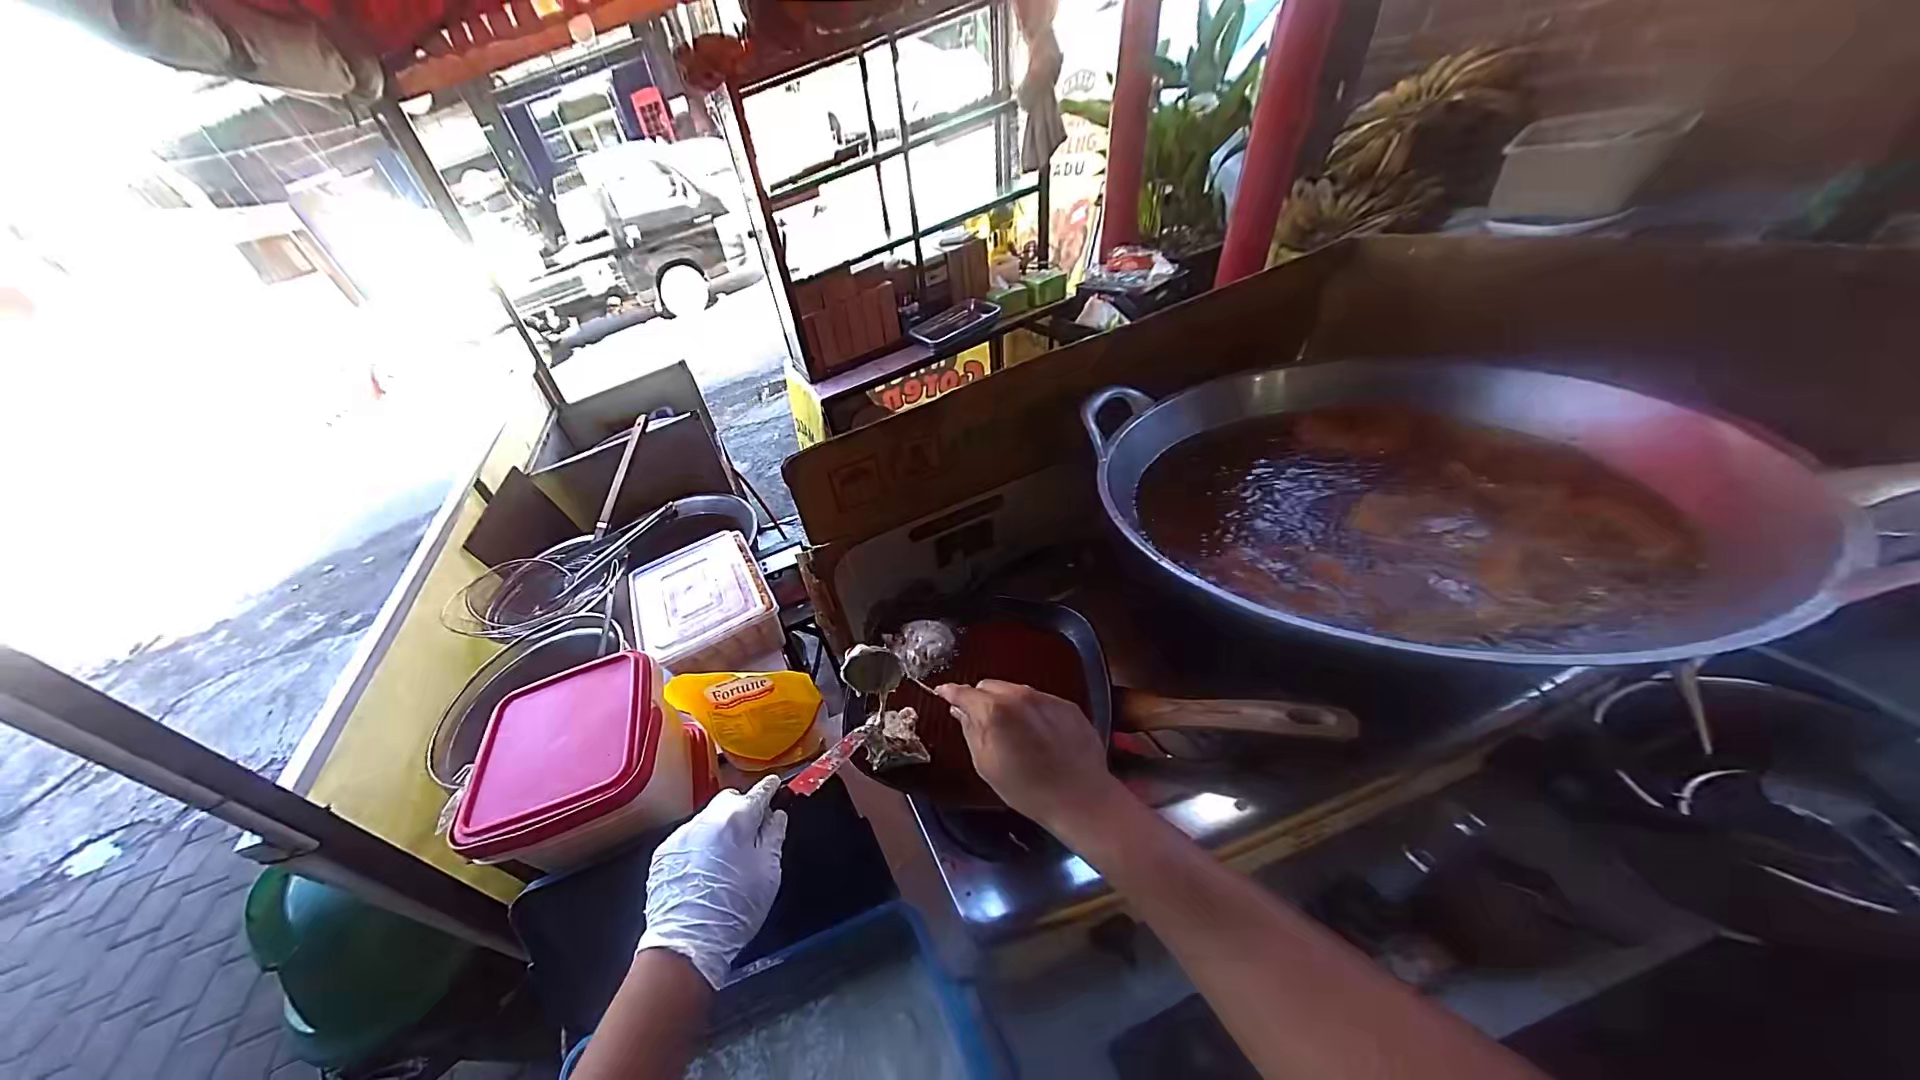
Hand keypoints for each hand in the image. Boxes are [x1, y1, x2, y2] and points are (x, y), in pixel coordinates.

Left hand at [635, 775, 788, 987]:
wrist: (687, 943)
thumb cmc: (734, 909)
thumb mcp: (769, 872)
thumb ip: (775, 836)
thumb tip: (777, 816)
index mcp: (738, 819)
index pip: (759, 791)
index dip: (770, 788)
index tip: (774, 786)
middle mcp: (707, 819)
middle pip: (730, 799)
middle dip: (742, 808)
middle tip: (751, 831)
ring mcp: (682, 835)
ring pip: (708, 817)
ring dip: (720, 827)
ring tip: (726, 856)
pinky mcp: (664, 853)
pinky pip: (689, 836)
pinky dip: (700, 843)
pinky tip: (704, 869)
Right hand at [935, 680, 1122, 834]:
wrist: (1080, 798)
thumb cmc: (1027, 789)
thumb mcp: (986, 764)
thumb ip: (970, 730)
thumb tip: (960, 710)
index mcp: (995, 709)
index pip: (964, 691)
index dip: (950, 692)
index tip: (943, 693)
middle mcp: (1020, 695)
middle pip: (990, 686)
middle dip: (982, 699)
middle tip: (982, 721)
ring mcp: (1047, 698)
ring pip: (1016, 690)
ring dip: (1008, 703)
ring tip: (1013, 731)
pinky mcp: (1068, 705)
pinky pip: (1040, 700)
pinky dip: (1032, 711)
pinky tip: (1039, 734)